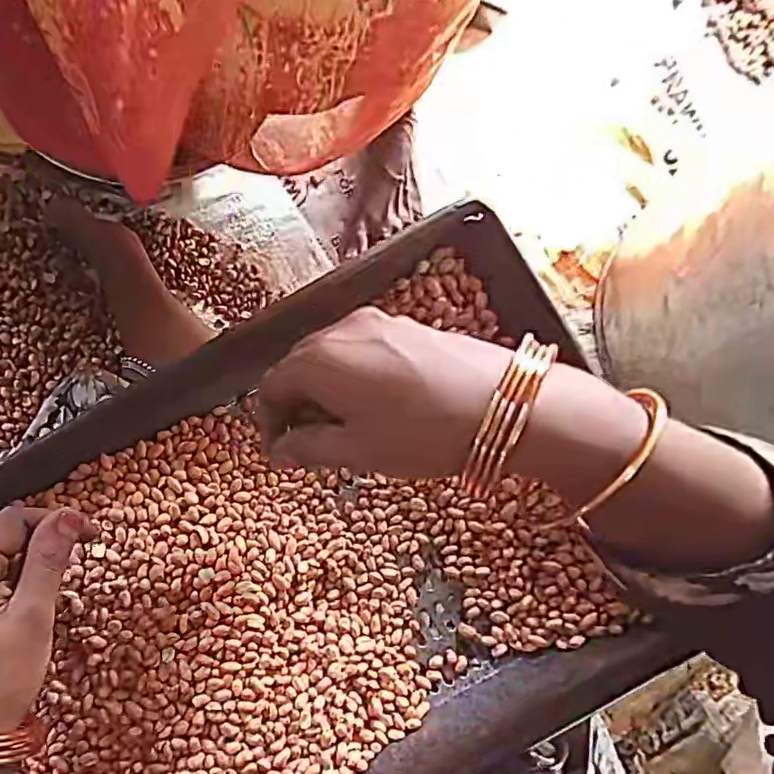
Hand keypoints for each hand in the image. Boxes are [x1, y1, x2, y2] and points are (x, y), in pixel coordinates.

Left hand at [0, 504, 96, 735]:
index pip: (10, 519)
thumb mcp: (33, 618)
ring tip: (45, 594)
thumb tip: (68, 516)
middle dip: (38, 543)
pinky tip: (20, 603)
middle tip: (74, 563)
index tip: (89, 533)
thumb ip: (49, 560)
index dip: (53, 521)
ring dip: (22, 563)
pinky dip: (2, 579)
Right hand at [254, 306, 511, 476]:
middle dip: (293, 404)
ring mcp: (375, 321)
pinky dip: (348, 375)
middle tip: (306, 442)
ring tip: (342, 426)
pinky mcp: (403, 324)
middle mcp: (341, 330)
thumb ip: (307, 448)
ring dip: (321, 389)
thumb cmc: (424, 433)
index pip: (270, 386)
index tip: (280, 449)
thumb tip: (279, 449)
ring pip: (327, 355)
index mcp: (320, 360)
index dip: (268, 421)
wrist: (504, 403)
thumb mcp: (357, 451)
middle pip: (296, 365)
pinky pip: (357, 348)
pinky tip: (370, 403)